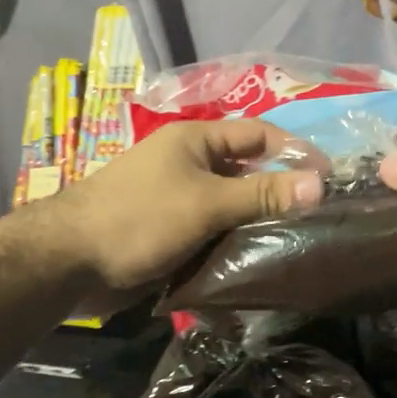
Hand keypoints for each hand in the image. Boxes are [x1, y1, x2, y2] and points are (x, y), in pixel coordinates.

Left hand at [53, 119, 323, 293]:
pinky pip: (213, 231)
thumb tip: (320, 185)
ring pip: (231, 206)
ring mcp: (178, 199)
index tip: (328, 180)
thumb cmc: (139, 218)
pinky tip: (258, 261)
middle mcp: (189, 163)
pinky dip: (234, 242)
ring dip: (257, 222)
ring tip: (297, 242)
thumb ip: (263, 194)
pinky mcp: (169, 232)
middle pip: (247, 171)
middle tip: (318, 217)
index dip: (296, 152)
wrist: (67, 263)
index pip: (259, 134)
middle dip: (280, 192)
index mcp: (196, 140)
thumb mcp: (207, 203)